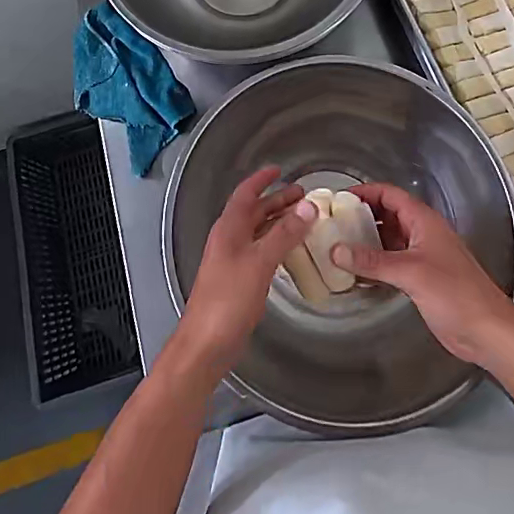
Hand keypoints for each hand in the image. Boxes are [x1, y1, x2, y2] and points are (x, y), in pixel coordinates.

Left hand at [173, 166, 316, 378]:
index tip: (279, 169)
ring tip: (304, 218)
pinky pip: (261, 251)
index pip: (245, 194)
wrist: (205, 344)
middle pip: (254, 212)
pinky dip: (278, 244)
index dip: (261, 180)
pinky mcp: (240, 280)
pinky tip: (292, 250)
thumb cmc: (227, 300)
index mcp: (228, 229)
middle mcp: (229, 240)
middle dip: (277, 200)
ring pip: (259, 232)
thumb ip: (284, 234)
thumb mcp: (259, 262)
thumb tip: (307, 207)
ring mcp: (233, 260)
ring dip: (279, 222)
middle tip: (302, 194)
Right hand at [331, 183, 513, 366]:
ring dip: (366, 241)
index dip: (365, 192)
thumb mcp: (410, 272)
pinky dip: (374, 264)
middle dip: (361, 216)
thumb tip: (338, 251)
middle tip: (334, 222)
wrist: (486, 330)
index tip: (340, 198)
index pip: (390, 195)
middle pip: (388, 215)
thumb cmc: (457, 293)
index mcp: (424, 221)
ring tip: (339, 245)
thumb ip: (372, 261)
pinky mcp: (421, 278)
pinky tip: (357, 272)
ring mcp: (422, 256)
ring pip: (389, 240)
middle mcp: (423, 234)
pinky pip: (392, 263)